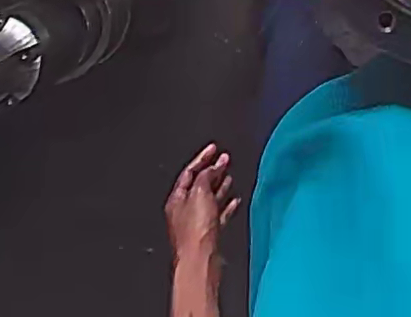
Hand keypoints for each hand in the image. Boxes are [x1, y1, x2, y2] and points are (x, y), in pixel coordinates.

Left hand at [165, 142, 239, 264]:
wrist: (201, 263)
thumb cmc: (195, 231)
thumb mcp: (200, 192)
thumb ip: (206, 175)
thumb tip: (213, 166)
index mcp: (177, 199)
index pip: (189, 171)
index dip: (202, 157)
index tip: (214, 148)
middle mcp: (184, 210)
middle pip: (200, 184)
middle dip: (213, 170)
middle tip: (225, 158)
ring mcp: (196, 224)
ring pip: (209, 199)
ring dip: (220, 185)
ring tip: (230, 175)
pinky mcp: (208, 235)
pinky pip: (218, 215)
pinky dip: (226, 205)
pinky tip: (234, 200)